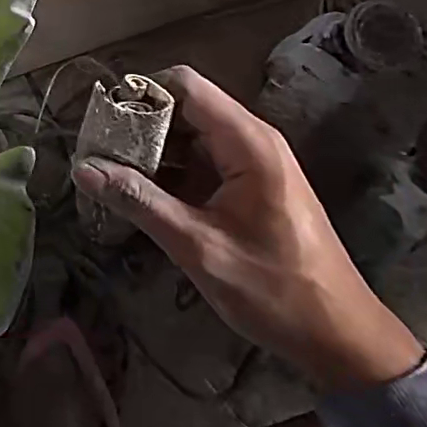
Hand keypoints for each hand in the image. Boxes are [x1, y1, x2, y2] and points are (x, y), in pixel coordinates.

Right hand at [72, 66, 422, 390]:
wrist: (343, 341)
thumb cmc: (276, 291)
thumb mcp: (199, 247)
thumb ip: (139, 202)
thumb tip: (83, 168)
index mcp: (247, 143)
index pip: (184, 85)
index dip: (140, 94)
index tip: (104, 124)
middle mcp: (251, 139)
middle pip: (182, 105)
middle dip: (137, 123)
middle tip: (100, 152)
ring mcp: (251, 160)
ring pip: (186, 130)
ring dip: (148, 146)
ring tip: (110, 171)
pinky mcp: (247, 181)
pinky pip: (197, 156)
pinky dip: (166, 167)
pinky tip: (140, 191)